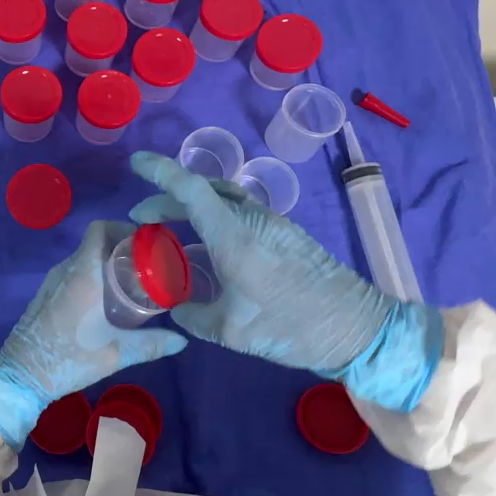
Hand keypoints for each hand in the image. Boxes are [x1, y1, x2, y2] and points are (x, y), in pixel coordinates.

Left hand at [0, 220, 187, 446]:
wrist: (22, 375)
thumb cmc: (69, 359)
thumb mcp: (116, 353)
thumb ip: (152, 344)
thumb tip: (182, 340)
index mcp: (83, 274)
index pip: (100, 230)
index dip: (123, 229)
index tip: (145, 245)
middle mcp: (65, 270)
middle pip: (95, 243)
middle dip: (121, 249)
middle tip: (146, 267)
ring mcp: (52, 281)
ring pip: (83, 259)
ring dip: (105, 264)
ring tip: (131, 284)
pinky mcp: (45, 294)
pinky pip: (72, 273)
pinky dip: (91, 276)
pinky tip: (106, 299)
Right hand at [127, 151, 442, 411]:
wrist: (359, 328)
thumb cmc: (294, 329)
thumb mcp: (233, 332)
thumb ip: (195, 317)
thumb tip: (177, 308)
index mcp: (235, 237)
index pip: (191, 188)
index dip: (160, 171)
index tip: (135, 163)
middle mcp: (253, 221)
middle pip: (203, 192)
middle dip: (166, 197)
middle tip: (140, 217)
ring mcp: (272, 224)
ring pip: (223, 199)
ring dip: (190, 206)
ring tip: (167, 226)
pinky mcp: (285, 234)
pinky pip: (239, 212)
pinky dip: (212, 216)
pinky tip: (205, 242)